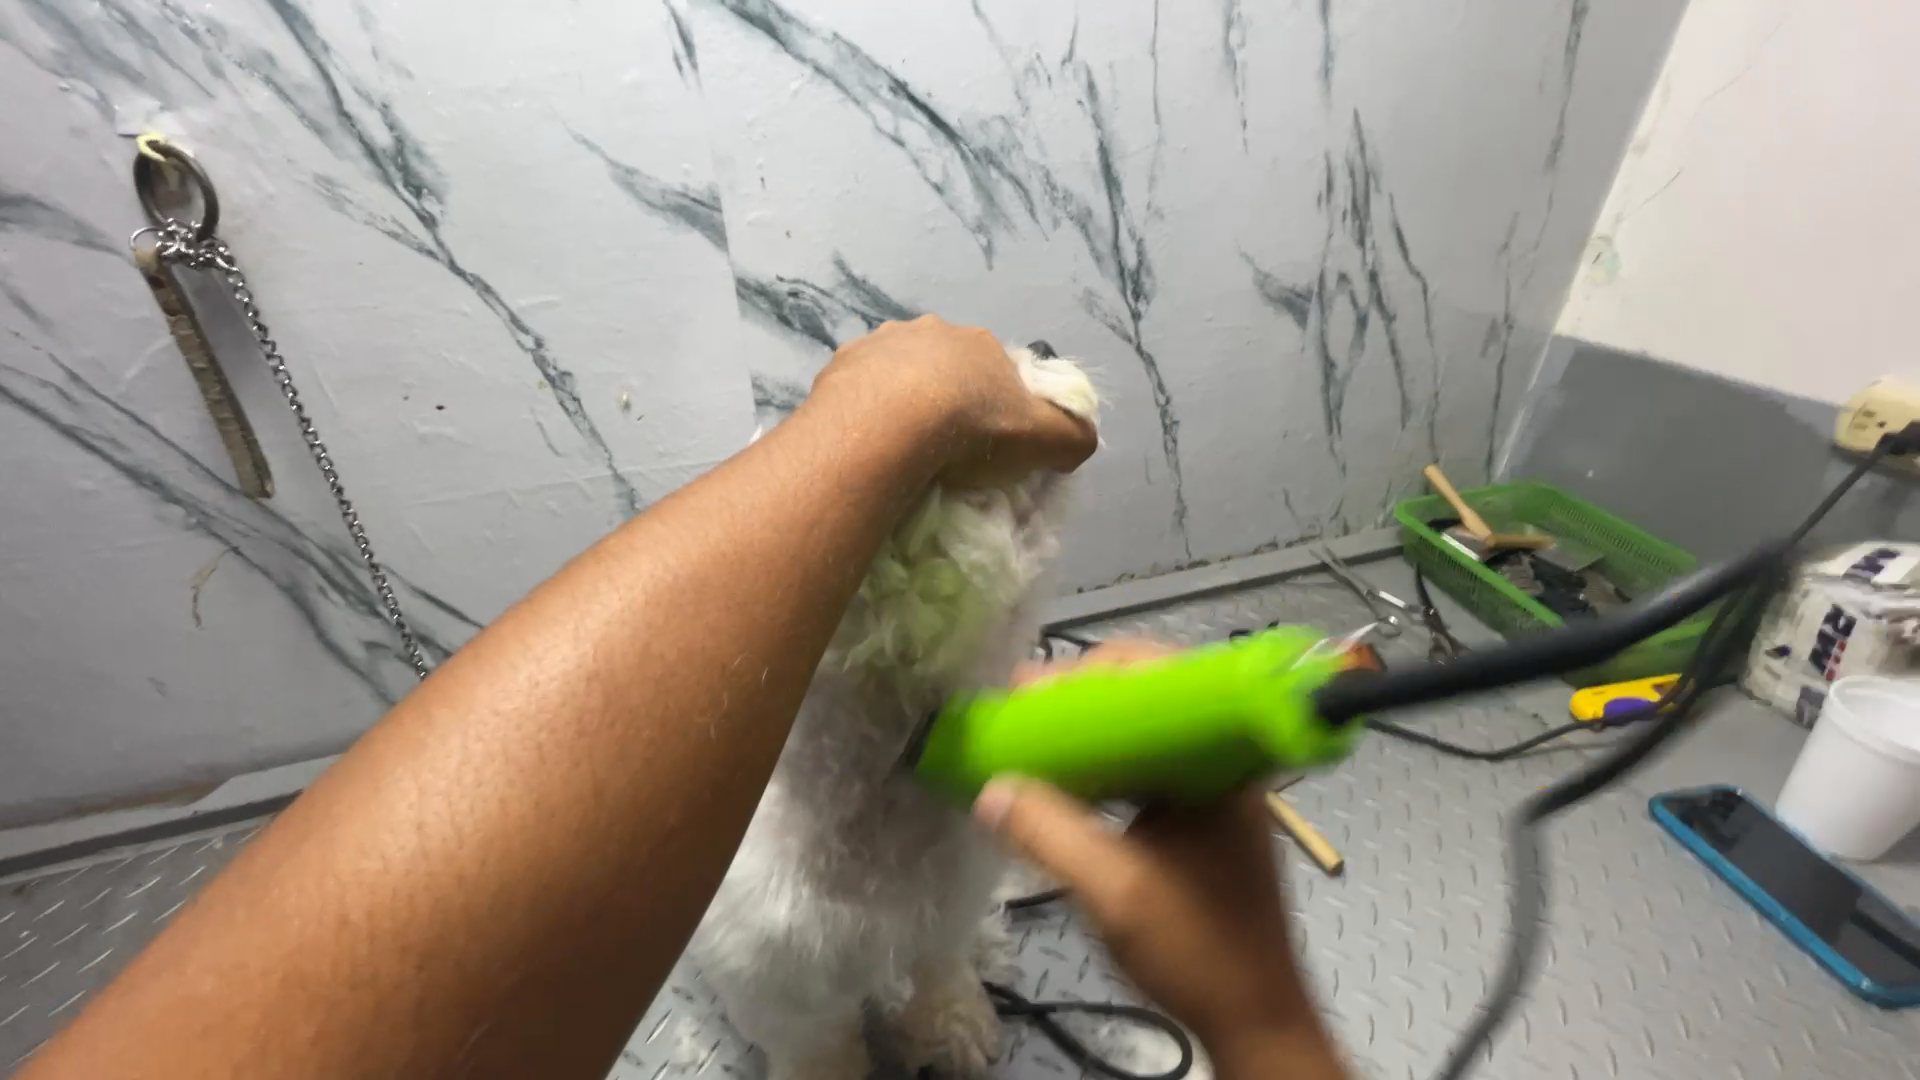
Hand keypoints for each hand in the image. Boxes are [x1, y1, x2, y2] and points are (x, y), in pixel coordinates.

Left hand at [808, 315, 1096, 486]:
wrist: (889, 427)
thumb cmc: (972, 431)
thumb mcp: (1043, 440)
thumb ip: (1072, 438)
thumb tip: (1078, 441)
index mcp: (982, 345)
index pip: (998, 371)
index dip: (996, 404)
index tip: (987, 439)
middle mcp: (933, 331)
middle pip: (946, 367)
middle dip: (946, 397)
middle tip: (942, 444)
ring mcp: (881, 343)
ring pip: (898, 372)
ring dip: (902, 398)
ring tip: (901, 444)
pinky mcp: (840, 363)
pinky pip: (859, 388)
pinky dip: (866, 408)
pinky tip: (869, 439)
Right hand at [974, 643, 1346, 1077]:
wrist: (1257, 1022)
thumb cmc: (1198, 950)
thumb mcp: (1114, 891)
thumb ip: (1049, 836)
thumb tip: (990, 790)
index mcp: (1217, 761)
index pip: (1157, 678)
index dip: (1091, 672)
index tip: (1033, 687)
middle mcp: (1220, 761)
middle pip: (1147, 696)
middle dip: (1081, 693)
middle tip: (1023, 701)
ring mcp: (1213, 787)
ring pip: (1144, 729)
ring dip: (1089, 725)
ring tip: (1035, 728)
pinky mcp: (1201, 814)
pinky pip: (1145, 763)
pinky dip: (1105, 760)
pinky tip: (1068, 775)